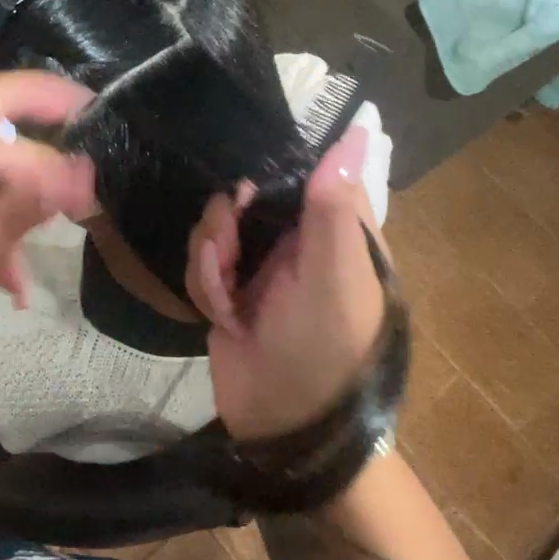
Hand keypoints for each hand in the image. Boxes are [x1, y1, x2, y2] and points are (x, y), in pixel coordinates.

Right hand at [186, 125, 388, 440]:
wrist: (285, 429)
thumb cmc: (326, 351)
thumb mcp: (335, 278)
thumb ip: (335, 207)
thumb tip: (356, 130)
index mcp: (341, 233)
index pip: (306, 173)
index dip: (273, 168)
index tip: (248, 183)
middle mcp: (300, 243)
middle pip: (248, 197)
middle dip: (227, 222)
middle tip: (228, 245)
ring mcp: (261, 269)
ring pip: (217, 228)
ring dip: (212, 259)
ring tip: (226, 295)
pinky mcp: (228, 293)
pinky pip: (201, 263)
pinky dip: (204, 285)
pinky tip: (220, 314)